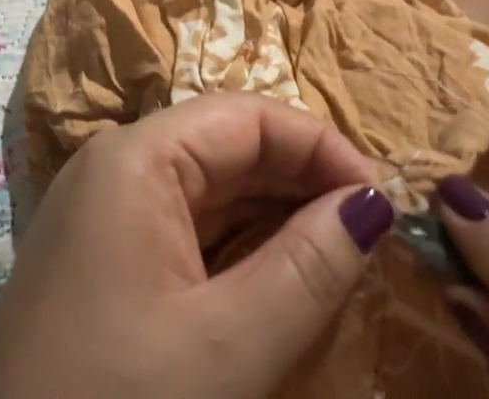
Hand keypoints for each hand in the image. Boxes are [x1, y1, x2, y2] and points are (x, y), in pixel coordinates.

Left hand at [0, 93, 394, 398]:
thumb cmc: (118, 397)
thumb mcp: (229, 343)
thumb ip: (310, 266)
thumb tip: (373, 203)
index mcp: (135, 158)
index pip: (247, 117)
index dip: (322, 147)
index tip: (385, 203)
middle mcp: (115, 167)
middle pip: (227, 146)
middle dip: (303, 182)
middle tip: (373, 237)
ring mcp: (104, 211)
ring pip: (209, 189)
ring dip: (276, 217)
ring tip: (341, 259)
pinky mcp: (103, 256)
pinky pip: (184, 228)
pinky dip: (238, 246)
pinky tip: (280, 278)